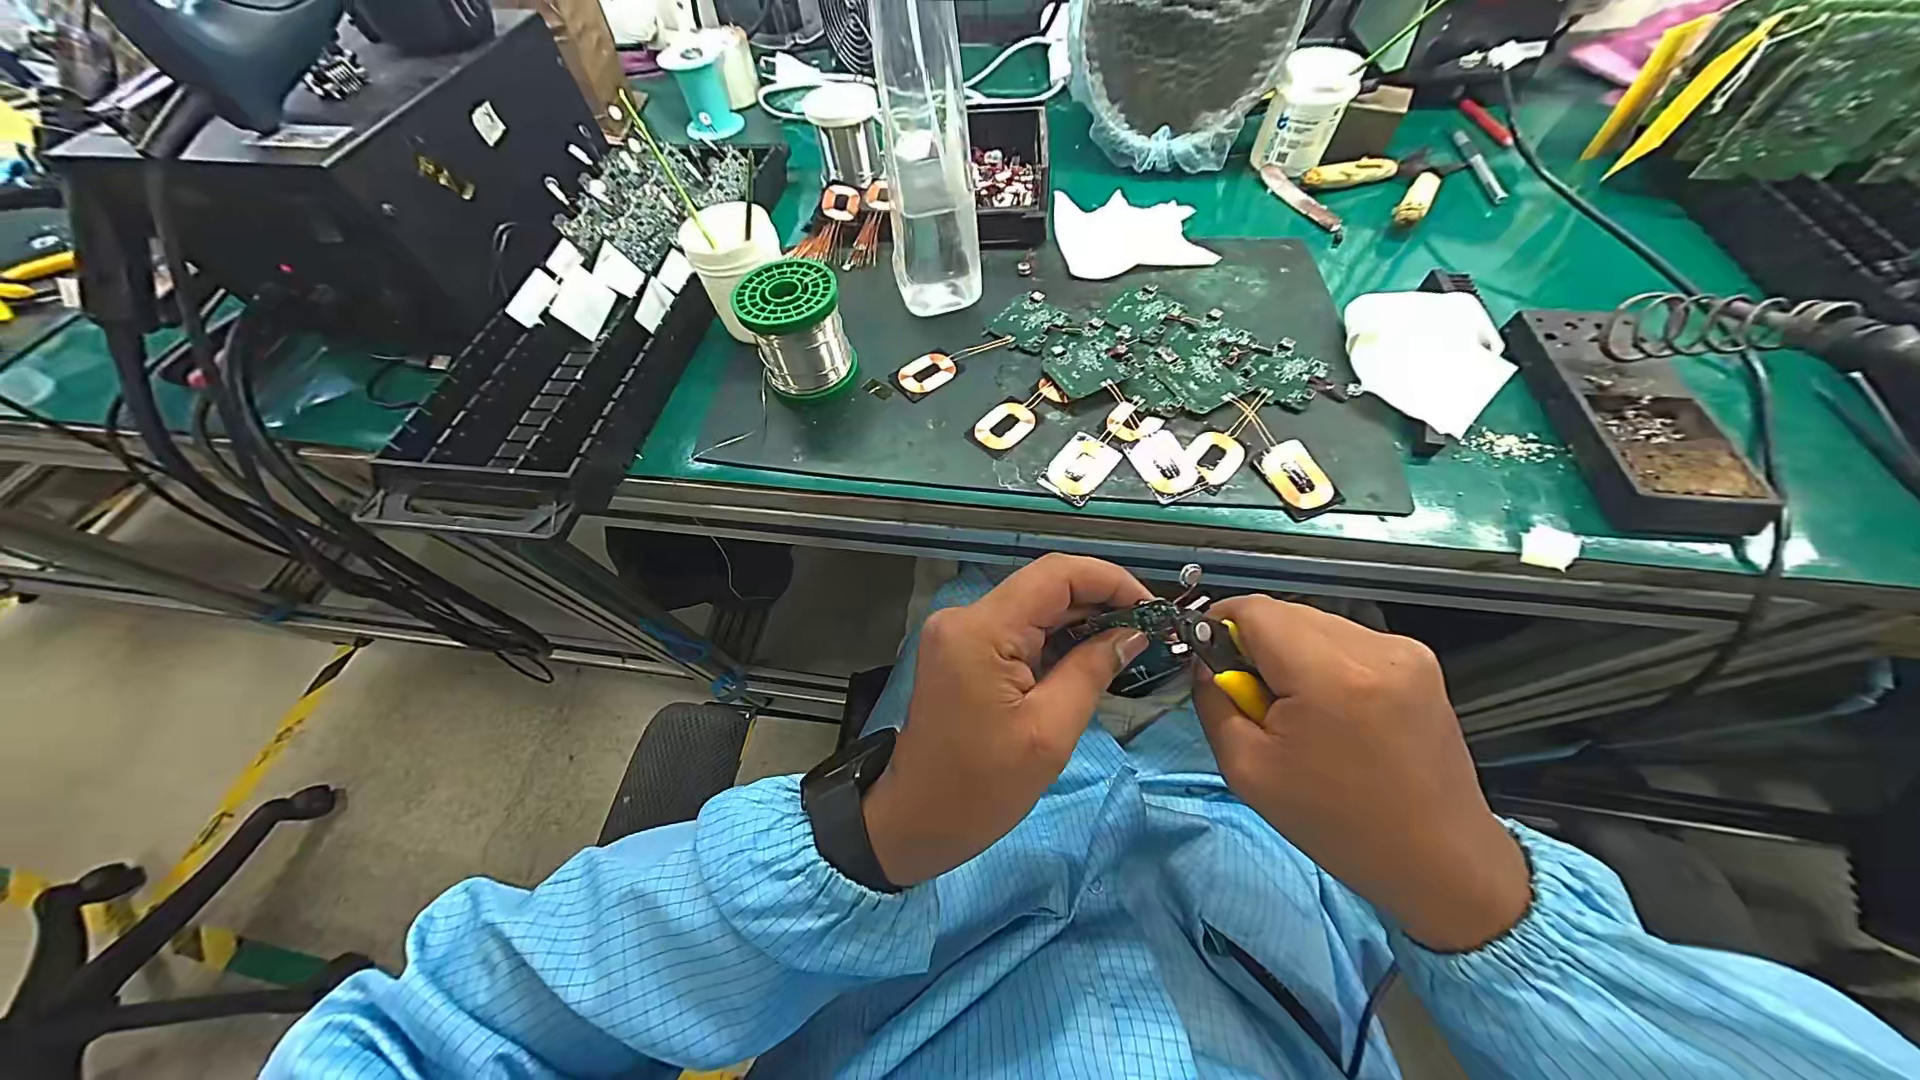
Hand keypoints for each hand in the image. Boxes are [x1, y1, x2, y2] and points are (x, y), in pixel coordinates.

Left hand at [863, 555, 1152, 886]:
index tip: (1151, 608)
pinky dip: (1054, 639)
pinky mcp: (960, 649)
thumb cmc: (981, 787)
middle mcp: (964, 617)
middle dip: (1100, 603)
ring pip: (1033, 607)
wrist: (916, 818)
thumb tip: (1133, 633)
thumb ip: (1092, 669)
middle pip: (1044, 586)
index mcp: (980, 630)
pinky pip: (1016, 629)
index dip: (1110, 580)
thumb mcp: (1050, 731)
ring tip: (1127, 645)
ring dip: (1080, 621)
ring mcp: (958, 631)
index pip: (1056, 574)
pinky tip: (1088, 656)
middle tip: (1148, 631)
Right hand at [1193, 595, 1529, 950]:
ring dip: (1288, 649)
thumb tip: (1206, 662)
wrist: (1440, 862)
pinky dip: (1322, 658)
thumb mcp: (1246, 769)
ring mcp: (1403, 650)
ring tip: (1295, 705)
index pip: (1253, 609)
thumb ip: (1213, 700)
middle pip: (1283, 612)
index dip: (1220, 624)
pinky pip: (1345, 637)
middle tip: (1252, 695)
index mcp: (1329, 674)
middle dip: (1254, 642)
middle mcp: (1373, 648)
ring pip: (1313, 621)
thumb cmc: (1335, 823)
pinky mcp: (1420, 660)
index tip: (1212, 660)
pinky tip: (1329, 704)